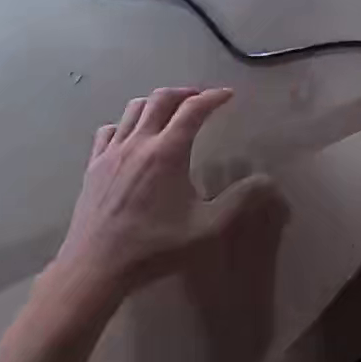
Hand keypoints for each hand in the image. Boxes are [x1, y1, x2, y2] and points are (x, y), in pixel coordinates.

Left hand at [48, 87, 263, 307]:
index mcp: (168, 152)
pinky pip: (109, 130)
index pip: (194, 109)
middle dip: (185, 92)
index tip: (228, 95)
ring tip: (171, 112)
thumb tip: (267, 180)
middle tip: (201, 98)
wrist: (95, 268)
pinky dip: (126, 124)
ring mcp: (111, 153)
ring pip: (133, 109)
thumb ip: (239, 200)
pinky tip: (133, 137)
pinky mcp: (93, 166)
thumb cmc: (155, 247)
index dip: (213, 97)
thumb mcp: (207, 227)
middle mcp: (139, 143)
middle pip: (161, 99)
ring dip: (156, 103)